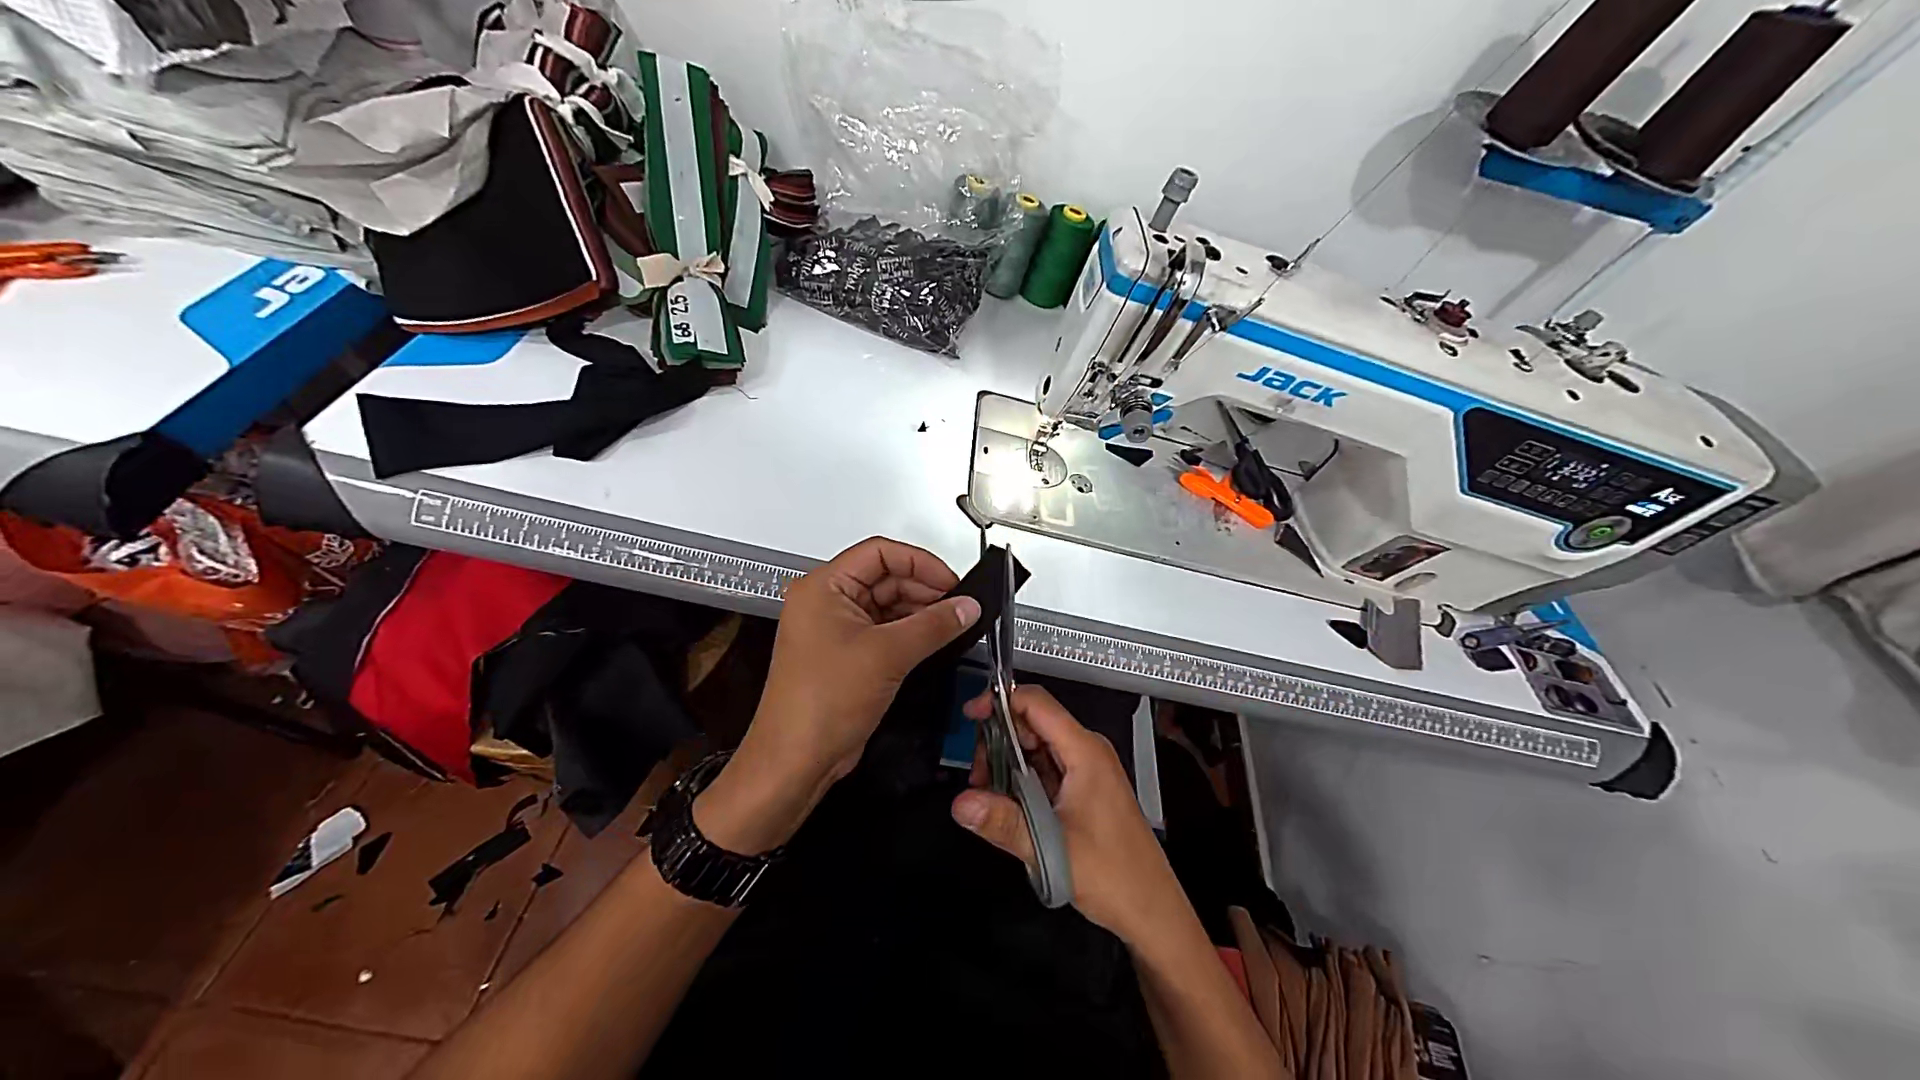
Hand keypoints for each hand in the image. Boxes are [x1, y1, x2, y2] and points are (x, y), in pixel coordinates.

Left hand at [697, 537, 979, 853]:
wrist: (797, 758)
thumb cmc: (814, 707)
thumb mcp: (887, 654)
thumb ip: (933, 625)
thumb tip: (963, 607)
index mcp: (823, 587)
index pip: (880, 553)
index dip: (920, 562)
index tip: (949, 580)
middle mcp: (826, 603)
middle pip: (887, 577)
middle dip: (925, 589)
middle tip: (957, 605)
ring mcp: (837, 629)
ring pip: (889, 605)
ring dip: (921, 613)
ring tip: (952, 624)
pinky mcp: (849, 654)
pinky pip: (887, 631)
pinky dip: (912, 633)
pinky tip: (935, 641)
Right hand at [952, 685, 1187, 943]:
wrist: (1150, 910)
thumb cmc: (1113, 875)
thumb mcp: (1050, 848)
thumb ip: (1003, 822)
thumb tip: (962, 803)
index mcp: (1085, 752)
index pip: (1036, 703)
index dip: (1000, 701)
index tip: (971, 716)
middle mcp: (1086, 751)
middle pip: (1032, 723)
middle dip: (998, 741)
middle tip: (978, 778)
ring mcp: (1085, 769)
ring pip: (1035, 747)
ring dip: (1007, 763)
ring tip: (990, 797)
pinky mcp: (1082, 788)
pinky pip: (1044, 768)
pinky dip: (1021, 779)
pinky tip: (1008, 805)